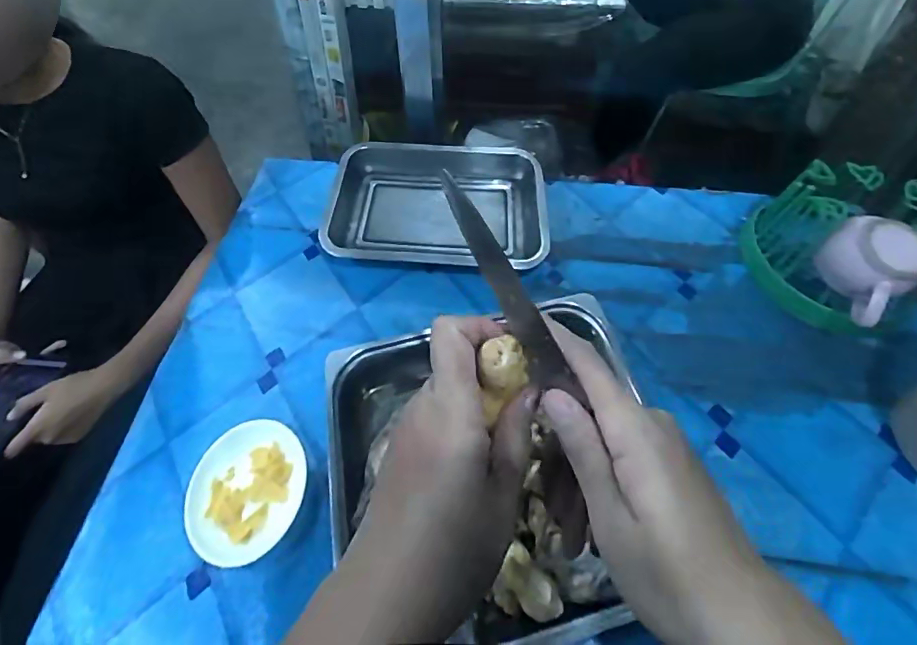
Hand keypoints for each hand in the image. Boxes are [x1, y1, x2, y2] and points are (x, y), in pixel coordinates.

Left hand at [2, 365, 126, 457]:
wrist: (103, 388)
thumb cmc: (72, 386)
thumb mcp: (47, 390)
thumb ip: (26, 403)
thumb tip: (9, 417)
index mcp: (38, 427)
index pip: (15, 448)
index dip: (8, 447)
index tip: (5, 442)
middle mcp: (49, 439)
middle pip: (34, 439)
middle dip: (35, 428)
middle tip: (43, 409)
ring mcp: (64, 440)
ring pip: (49, 436)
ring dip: (50, 427)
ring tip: (60, 409)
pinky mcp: (77, 438)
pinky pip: (62, 435)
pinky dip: (64, 428)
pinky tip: (73, 413)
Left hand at [289, 316, 534, 644]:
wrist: (388, 589)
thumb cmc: (456, 545)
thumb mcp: (503, 494)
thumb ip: (515, 433)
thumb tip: (528, 388)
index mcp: (449, 406)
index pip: (448, 329)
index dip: (481, 327)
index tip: (515, 354)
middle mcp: (422, 404)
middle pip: (450, 358)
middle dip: (489, 368)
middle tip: (525, 403)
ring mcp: (407, 425)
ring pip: (445, 388)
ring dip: (476, 398)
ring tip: (508, 438)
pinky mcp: (400, 446)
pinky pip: (434, 414)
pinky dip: (459, 419)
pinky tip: (478, 461)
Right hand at [539, 320, 843, 644]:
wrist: (745, 620)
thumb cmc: (668, 573)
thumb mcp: (611, 516)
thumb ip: (582, 448)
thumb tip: (552, 391)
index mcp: (635, 428)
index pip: (589, 364)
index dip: (556, 337)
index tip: (522, 319)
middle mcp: (652, 424)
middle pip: (590, 405)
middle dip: (558, 435)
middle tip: (540, 489)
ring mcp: (666, 444)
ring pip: (605, 434)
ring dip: (579, 469)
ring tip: (568, 530)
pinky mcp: (673, 465)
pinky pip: (625, 452)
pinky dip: (600, 476)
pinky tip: (592, 524)